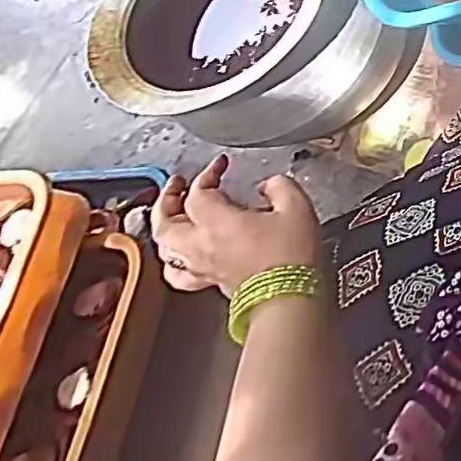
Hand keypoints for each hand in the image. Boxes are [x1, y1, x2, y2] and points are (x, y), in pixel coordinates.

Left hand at [151, 154, 322, 294]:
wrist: (290, 295)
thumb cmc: (291, 253)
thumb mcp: (296, 205)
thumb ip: (279, 185)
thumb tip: (268, 185)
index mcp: (218, 223)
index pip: (197, 193)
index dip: (206, 173)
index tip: (221, 164)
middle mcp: (201, 245)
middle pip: (164, 222)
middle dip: (167, 199)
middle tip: (176, 184)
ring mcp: (202, 267)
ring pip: (164, 248)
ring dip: (164, 226)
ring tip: (172, 214)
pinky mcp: (209, 282)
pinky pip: (177, 273)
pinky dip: (171, 260)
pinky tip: (178, 255)